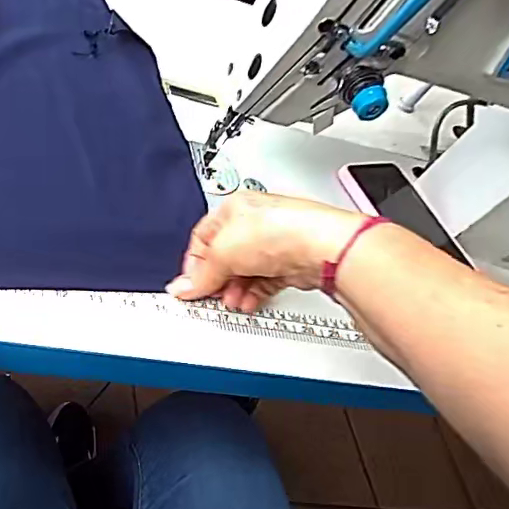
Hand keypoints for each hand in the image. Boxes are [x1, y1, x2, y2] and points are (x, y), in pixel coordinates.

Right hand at [166, 191, 375, 311]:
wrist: (326, 247)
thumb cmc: (282, 231)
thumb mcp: (221, 254)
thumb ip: (198, 276)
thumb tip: (182, 288)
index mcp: (234, 207)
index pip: (201, 239)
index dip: (193, 265)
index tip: (190, 286)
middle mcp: (256, 221)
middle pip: (223, 258)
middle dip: (217, 281)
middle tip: (212, 294)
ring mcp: (276, 241)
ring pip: (244, 271)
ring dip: (235, 290)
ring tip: (232, 300)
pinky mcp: (292, 260)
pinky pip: (264, 280)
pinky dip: (254, 293)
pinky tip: (249, 300)